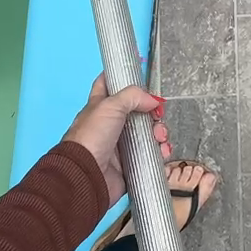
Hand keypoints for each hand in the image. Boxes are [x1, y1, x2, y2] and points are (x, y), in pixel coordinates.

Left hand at [61, 74, 170, 206]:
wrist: (86, 177)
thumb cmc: (90, 138)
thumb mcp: (110, 106)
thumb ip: (133, 96)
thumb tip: (153, 100)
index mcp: (100, 107)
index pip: (107, 85)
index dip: (120, 77)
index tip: (137, 74)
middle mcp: (111, 125)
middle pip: (138, 111)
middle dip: (152, 112)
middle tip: (158, 116)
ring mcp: (121, 145)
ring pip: (148, 133)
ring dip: (159, 133)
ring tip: (160, 138)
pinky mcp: (131, 164)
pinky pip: (152, 155)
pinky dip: (161, 152)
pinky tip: (163, 151)